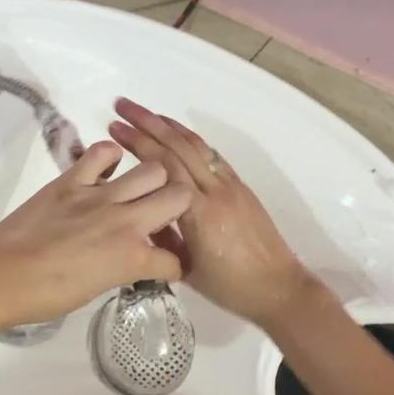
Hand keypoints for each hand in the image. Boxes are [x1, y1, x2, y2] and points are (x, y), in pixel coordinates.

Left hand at [0, 140, 193, 327]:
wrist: (0, 276)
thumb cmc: (46, 296)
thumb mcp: (96, 289)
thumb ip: (121, 269)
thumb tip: (128, 261)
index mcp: (133, 258)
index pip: (174, 259)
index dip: (173, 265)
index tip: (165, 265)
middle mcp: (125, 221)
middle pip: (179, 196)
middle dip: (179, 207)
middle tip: (162, 216)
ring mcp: (99, 196)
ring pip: (151, 169)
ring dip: (153, 180)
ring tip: (139, 190)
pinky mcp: (71, 181)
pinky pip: (101, 153)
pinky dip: (110, 157)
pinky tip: (106, 170)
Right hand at [108, 99, 318, 324]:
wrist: (278, 288)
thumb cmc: (229, 286)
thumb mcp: (185, 267)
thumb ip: (162, 236)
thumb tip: (140, 211)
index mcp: (199, 214)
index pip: (164, 167)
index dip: (138, 144)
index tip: (114, 128)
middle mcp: (216, 192)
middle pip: (178, 148)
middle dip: (148, 124)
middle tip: (122, 106)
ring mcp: (231, 186)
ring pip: (196, 146)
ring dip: (169, 125)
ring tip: (145, 112)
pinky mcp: (241, 187)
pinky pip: (211, 156)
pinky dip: (191, 139)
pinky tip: (176, 132)